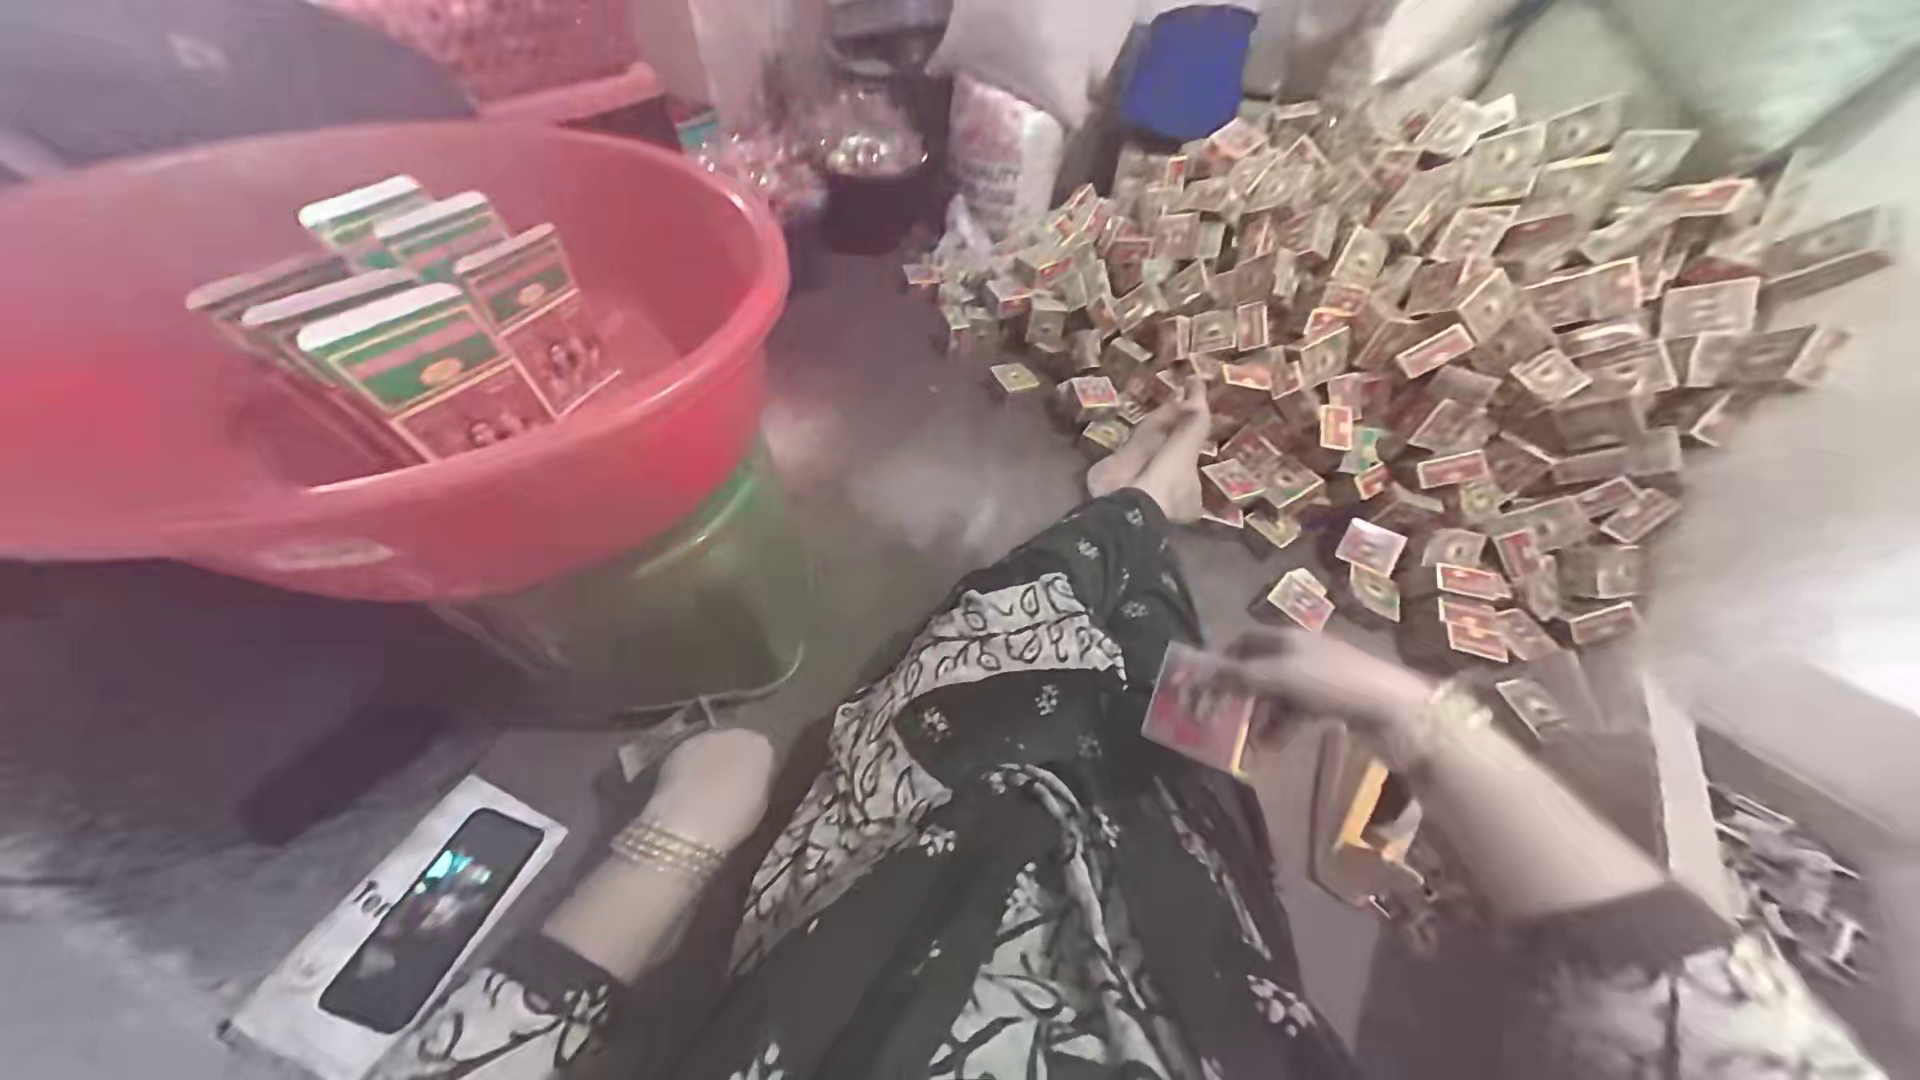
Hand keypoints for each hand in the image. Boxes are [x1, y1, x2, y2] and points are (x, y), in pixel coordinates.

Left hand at [641, 728, 775, 853]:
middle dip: (731, 761)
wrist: (691, 822)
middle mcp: (736, 734)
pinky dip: (687, 768)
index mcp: (762, 747)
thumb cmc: (734, 819)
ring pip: (710, 748)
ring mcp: (705, 738)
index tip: (748, 788)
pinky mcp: (677, 748)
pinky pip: (688, 756)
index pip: (762, 754)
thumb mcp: (760, 803)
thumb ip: (755, 784)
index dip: (754, 772)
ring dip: (708, 762)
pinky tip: (683, 789)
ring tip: (701, 789)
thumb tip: (747, 783)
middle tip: (724, 787)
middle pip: (735, 745)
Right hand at [1221, 629, 1433, 739]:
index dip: (1220, 660)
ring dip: (1258, 716)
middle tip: (1216, 715)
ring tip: (1249, 740)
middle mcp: (1299, 652)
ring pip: (1275, 694)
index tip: (1203, 684)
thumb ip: (1237, 676)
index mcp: (1286, 638)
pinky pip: (1295, 712)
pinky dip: (1281, 728)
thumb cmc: (1334, 684)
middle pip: (1256, 668)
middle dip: (1236, 692)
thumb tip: (1196, 674)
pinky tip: (1271, 746)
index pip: (1242, 641)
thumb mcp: (1279, 678)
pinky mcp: (1333, 702)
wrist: (1399, 711)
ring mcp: (1317, 678)